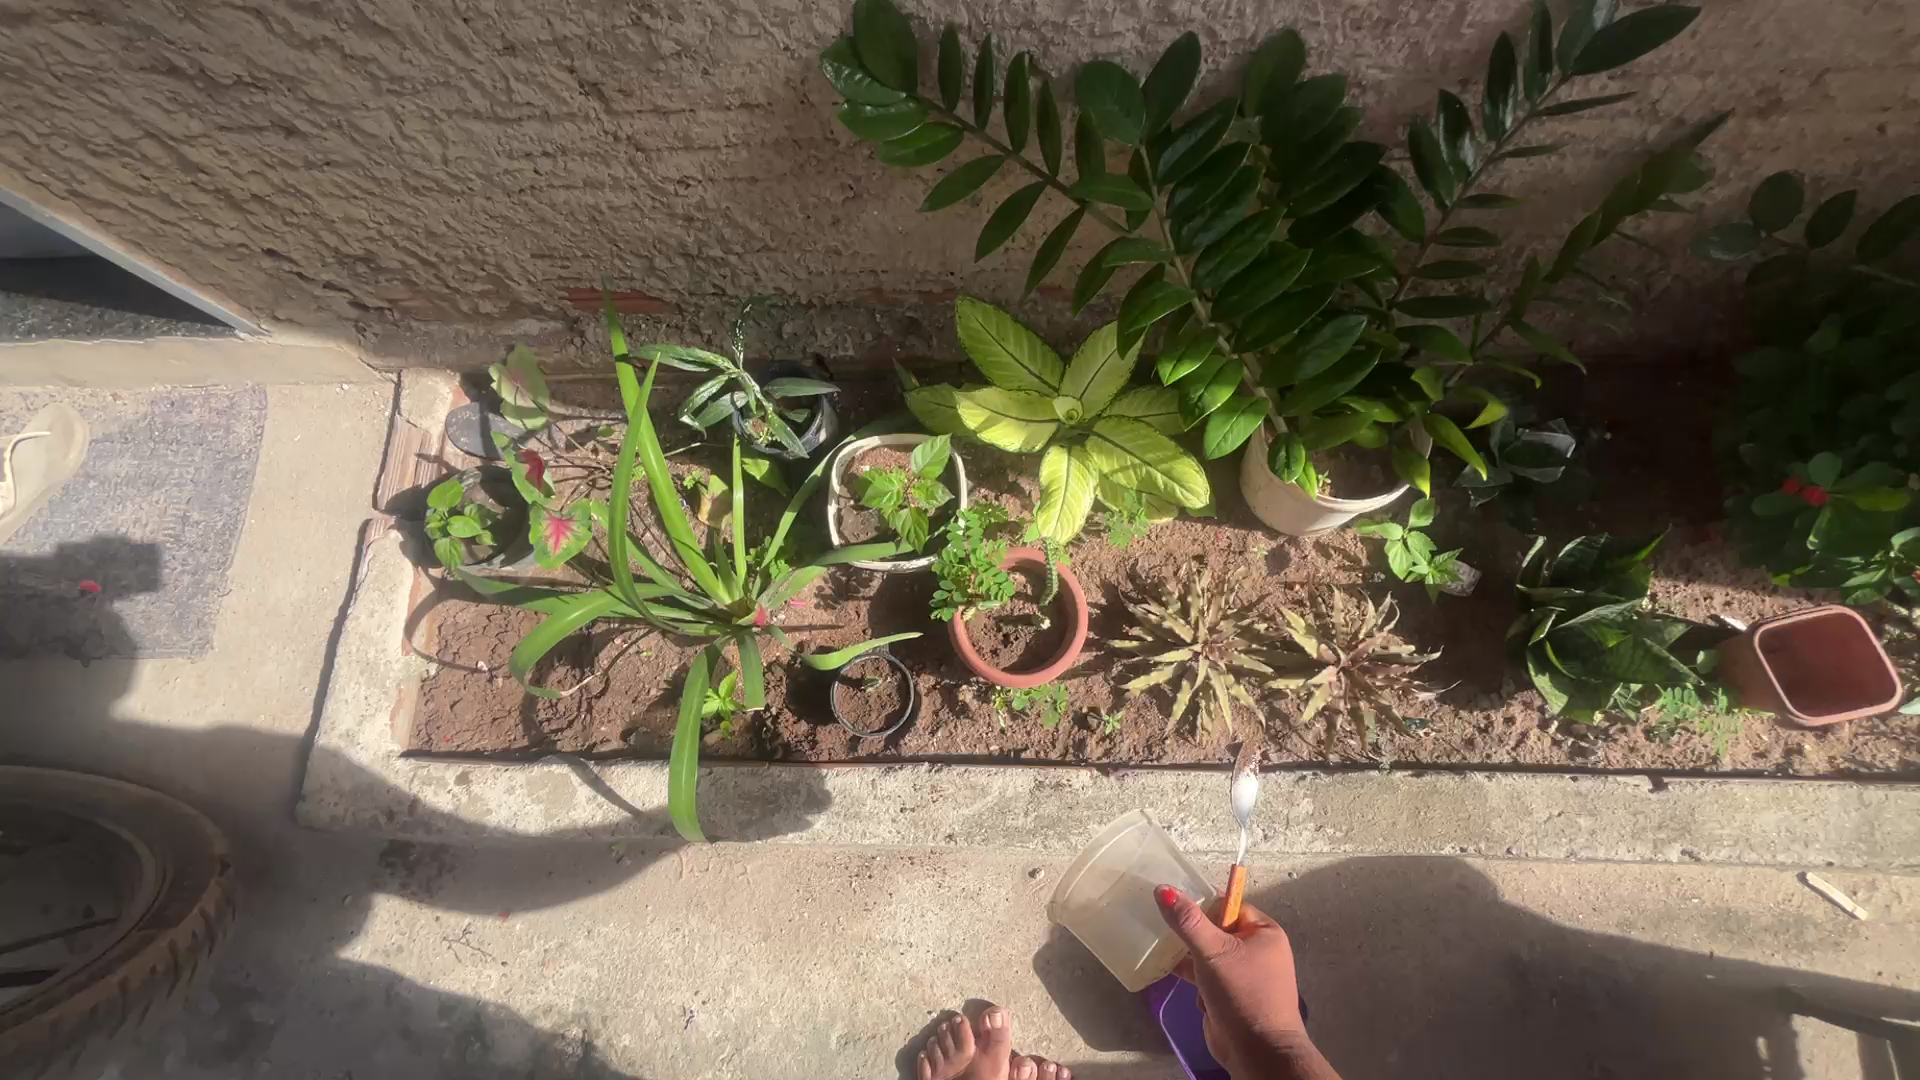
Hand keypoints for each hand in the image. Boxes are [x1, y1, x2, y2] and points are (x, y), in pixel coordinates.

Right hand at [1155, 885, 1339, 1079]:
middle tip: (1168, 931)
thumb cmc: (1242, 994)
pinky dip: (1193, 975)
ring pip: (1208, 952)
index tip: (1178, 911)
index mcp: (1264, 933)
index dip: (1203, 907)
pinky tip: (1174, 974)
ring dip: (1190, 956)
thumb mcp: (1212, 951)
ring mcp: (1244, 974)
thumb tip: (1163, 889)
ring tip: (1168, 952)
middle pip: (1215, 928)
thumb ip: (1187, 920)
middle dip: (1193, 934)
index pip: (1227, 906)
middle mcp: (1257, 950)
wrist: (1257, 1055)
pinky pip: (1206, 974)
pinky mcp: (1230, 994)